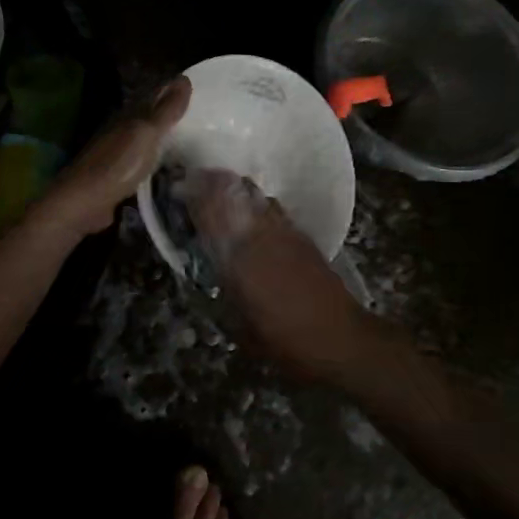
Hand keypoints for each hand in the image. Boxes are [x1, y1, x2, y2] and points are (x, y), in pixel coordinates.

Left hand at [32, 77, 191, 238]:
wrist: (85, 201)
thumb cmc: (118, 164)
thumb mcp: (146, 134)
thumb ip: (165, 110)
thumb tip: (184, 79)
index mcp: (129, 115)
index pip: (155, 94)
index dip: (175, 89)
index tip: (199, 87)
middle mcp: (123, 129)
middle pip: (151, 116)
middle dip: (173, 112)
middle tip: (203, 114)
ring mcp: (120, 153)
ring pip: (148, 138)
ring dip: (167, 136)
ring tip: (195, 139)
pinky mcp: (120, 175)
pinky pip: (145, 161)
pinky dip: (159, 159)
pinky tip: (173, 166)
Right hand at [183, 169, 366, 378]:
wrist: (342, 339)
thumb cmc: (286, 341)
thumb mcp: (240, 327)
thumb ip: (222, 293)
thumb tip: (209, 272)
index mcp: (238, 259)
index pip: (209, 216)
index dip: (192, 197)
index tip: (177, 186)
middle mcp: (259, 237)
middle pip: (232, 196)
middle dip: (211, 182)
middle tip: (194, 177)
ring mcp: (283, 233)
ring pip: (254, 196)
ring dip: (234, 186)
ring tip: (219, 183)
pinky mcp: (301, 236)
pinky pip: (272, 207)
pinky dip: (257, 199)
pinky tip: (252, 204)